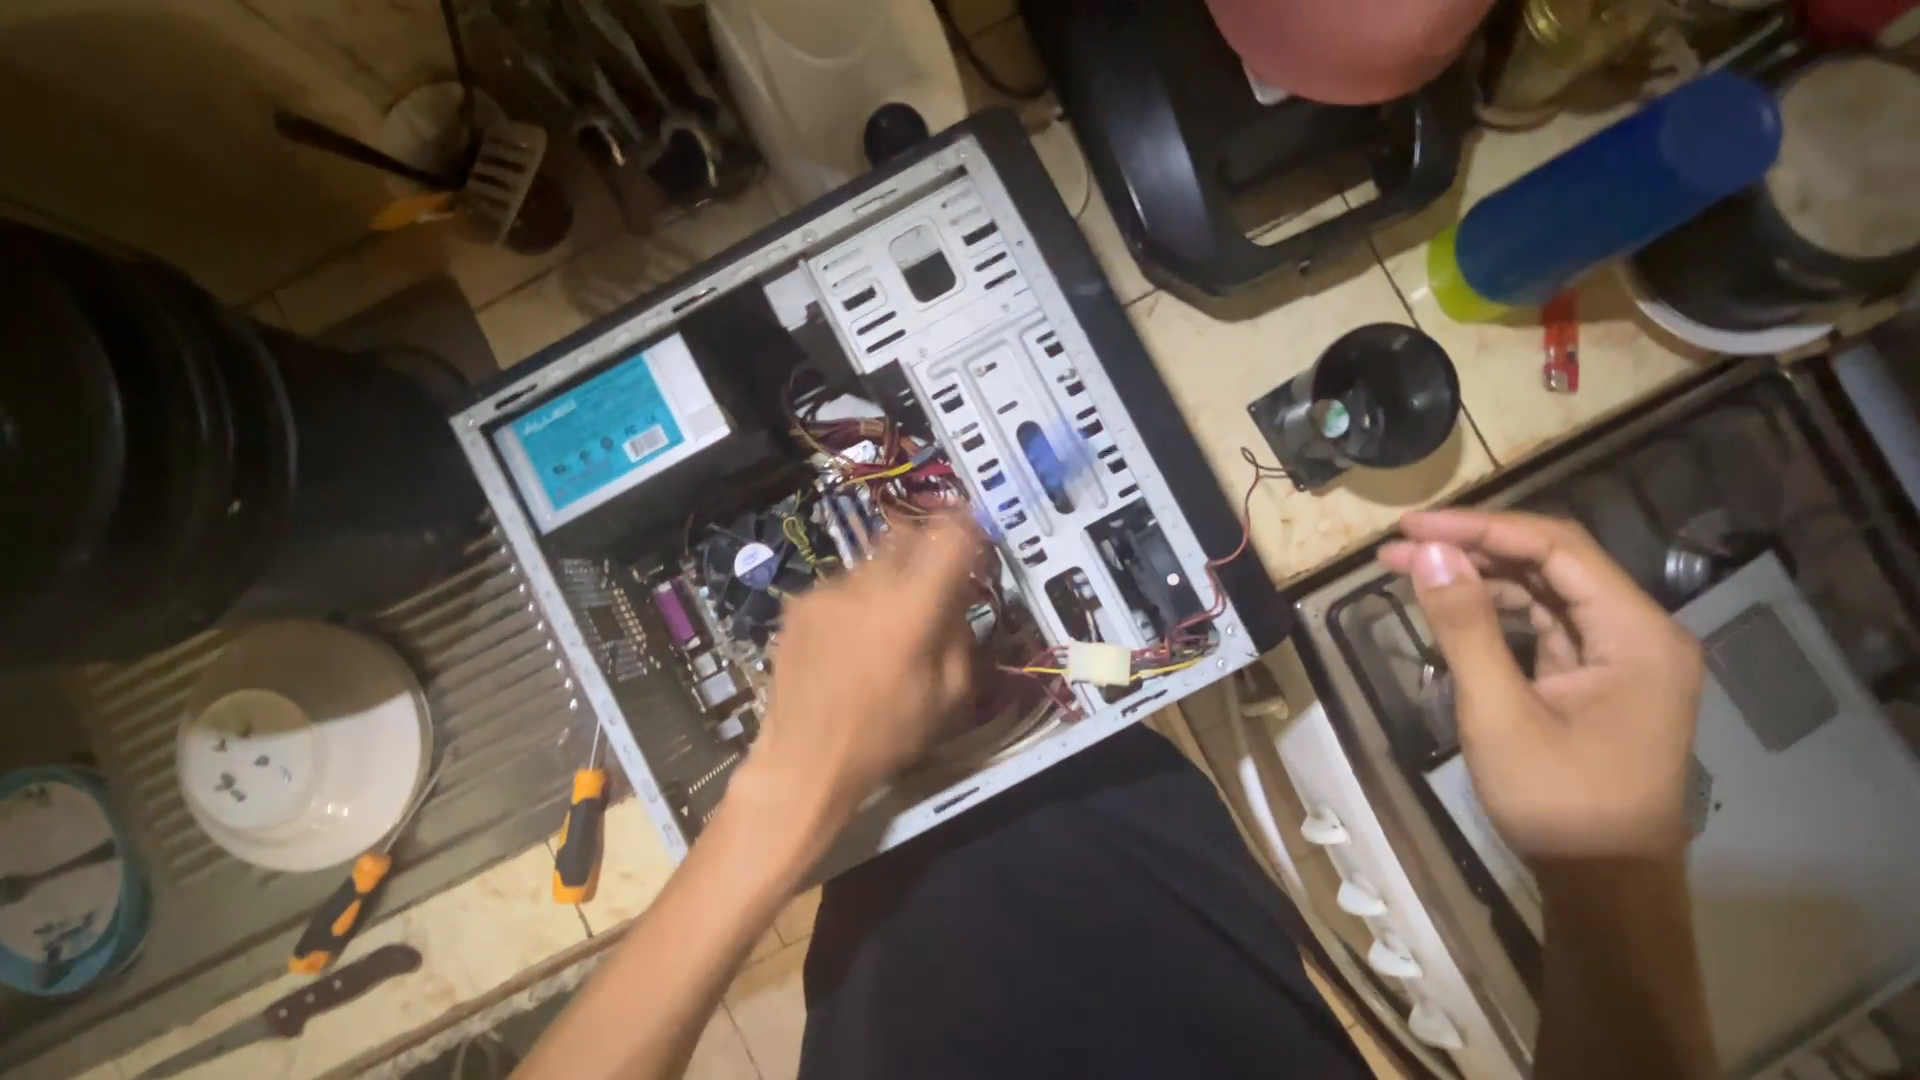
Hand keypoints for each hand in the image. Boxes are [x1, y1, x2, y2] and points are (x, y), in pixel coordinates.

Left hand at [731, 515, 984, 832]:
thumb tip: (958, 594)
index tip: (975, 539)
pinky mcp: (798, 604)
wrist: (804, 760)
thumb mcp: (949, 694)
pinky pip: (840, 587)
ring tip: (885, 622)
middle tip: (934, 579)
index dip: (968, 528)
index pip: (949, 537)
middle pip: (908, 537)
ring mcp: (826, 591)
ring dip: (888, 577)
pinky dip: (854, 600)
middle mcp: (868, 586)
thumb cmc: (887, 735)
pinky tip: (849, 638)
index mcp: (913, 608)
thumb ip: (960, 632)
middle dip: (927, 549)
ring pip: (872, 563)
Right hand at [1378, 510, 1704, 860]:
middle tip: (1399, 544)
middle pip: (1552, 561)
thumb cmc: (1555, 798)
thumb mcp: (1498, 710)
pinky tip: (1450, 602)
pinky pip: (1543, 621)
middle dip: (1473, 546)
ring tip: (1408, 567)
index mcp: (1637, 635)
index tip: (1410, 527)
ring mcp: (1620, 655)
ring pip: (1544, 588)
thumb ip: (1463, 626)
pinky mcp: (1595, 675)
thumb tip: (1426, 552)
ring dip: (1477, 574)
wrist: (1602, 880)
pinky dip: (1493, 607)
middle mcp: (1639, 632)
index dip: (1480, 528)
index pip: (1556, 549)